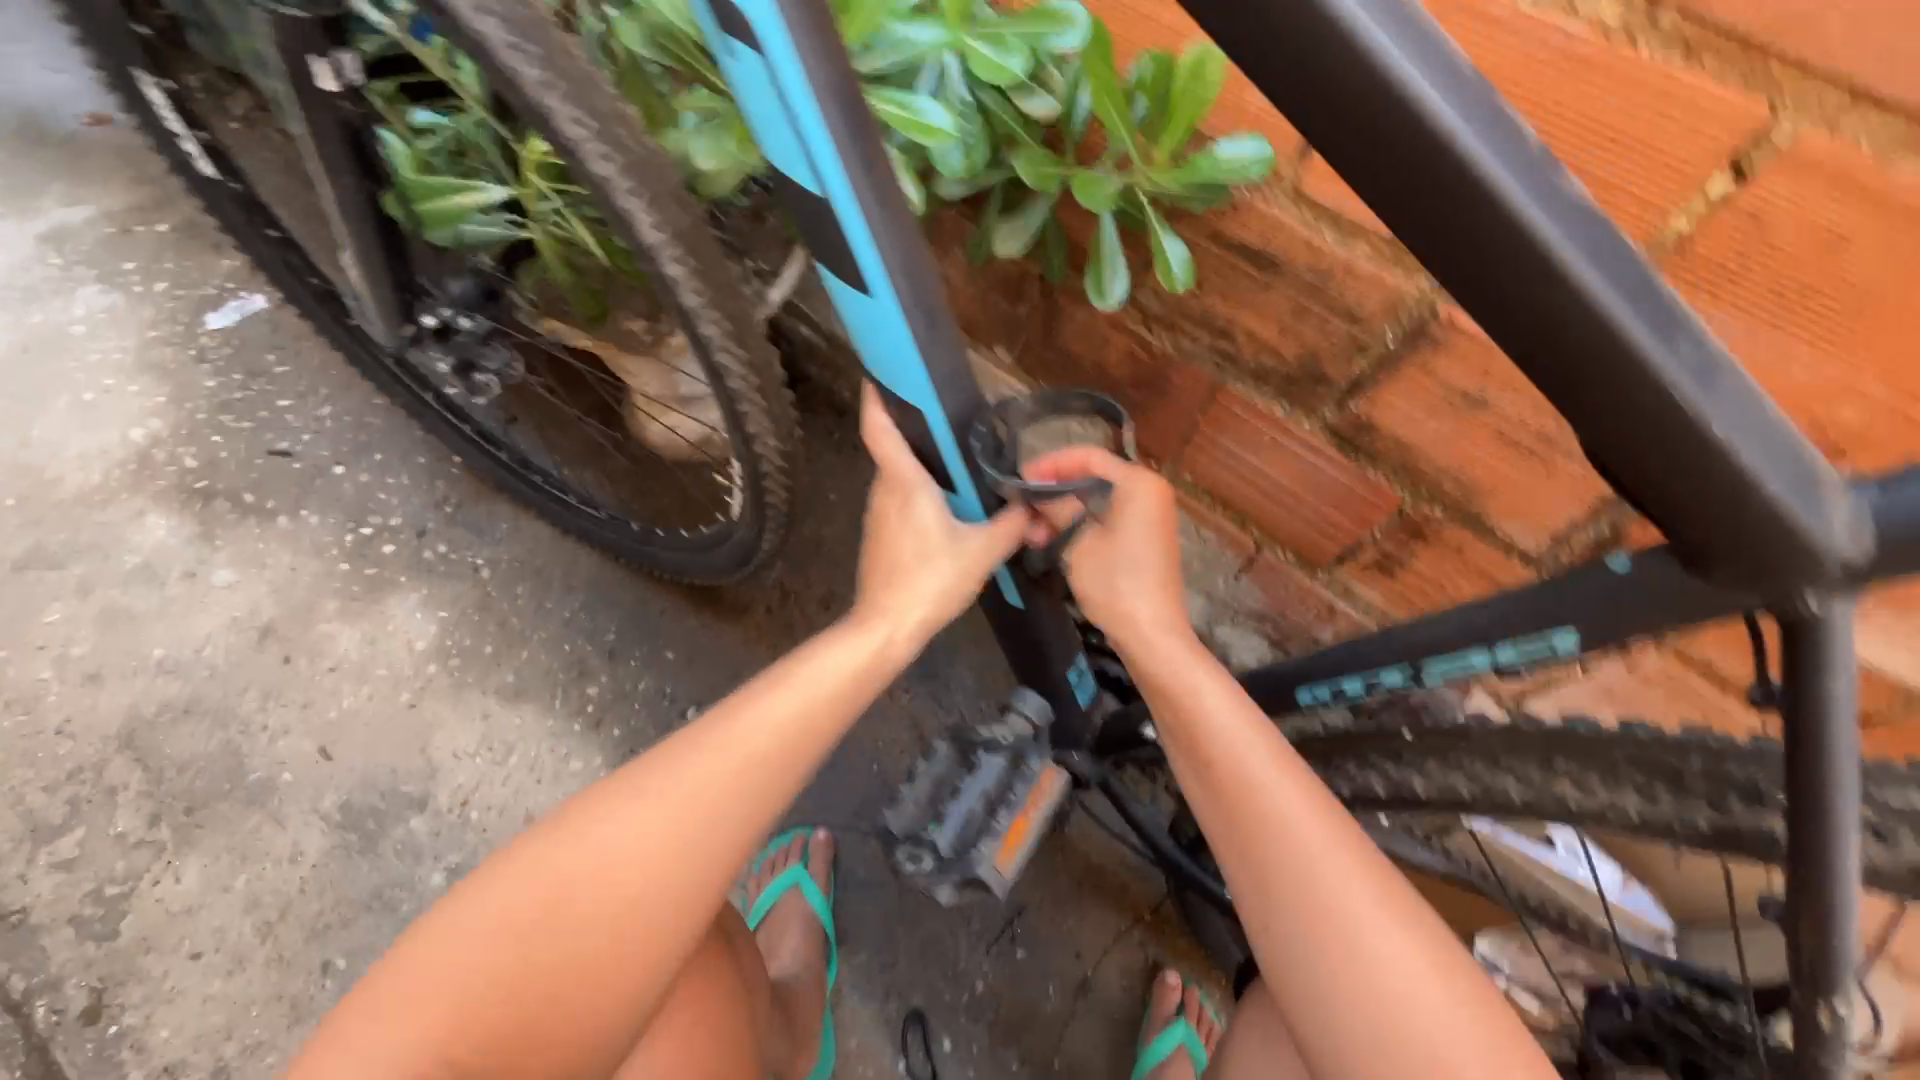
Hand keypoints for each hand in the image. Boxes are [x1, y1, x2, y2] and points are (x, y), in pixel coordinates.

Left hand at [849, 383, 1030, 645]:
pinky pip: (898, 502)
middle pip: (894, 451)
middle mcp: (884, 490)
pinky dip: (917, 496)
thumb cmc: (931, 579)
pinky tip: (944, 511)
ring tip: (957, 467)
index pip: (879, 427)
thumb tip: (1036, 508)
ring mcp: (877, 515)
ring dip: (921, 470)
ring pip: (898, 479)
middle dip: (917, 435)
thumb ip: (1012, 524)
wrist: (887, 626)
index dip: (877, 397)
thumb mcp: (982, 551)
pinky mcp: (878, 537)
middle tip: (950, 424)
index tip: (880, 373)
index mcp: (905, 481)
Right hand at [1021, 447, 1191, 652]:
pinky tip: (1055, 539)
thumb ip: (1058, 510)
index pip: (1089, 457)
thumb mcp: (1077, 542)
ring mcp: (1151, 516)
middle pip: (1095, 477)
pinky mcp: (1145, 537)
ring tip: (1035, 531)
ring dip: (1066, 512)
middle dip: (1057, 492)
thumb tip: (1038, 497)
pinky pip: (1110, 517)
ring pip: (1099, 500)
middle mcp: (1150, 491)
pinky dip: (1083, 523)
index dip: (1051, 464)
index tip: (1021, 478)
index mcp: (1139, 483)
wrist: (1150, 632)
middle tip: (1025, 508)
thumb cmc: (1114, 582)